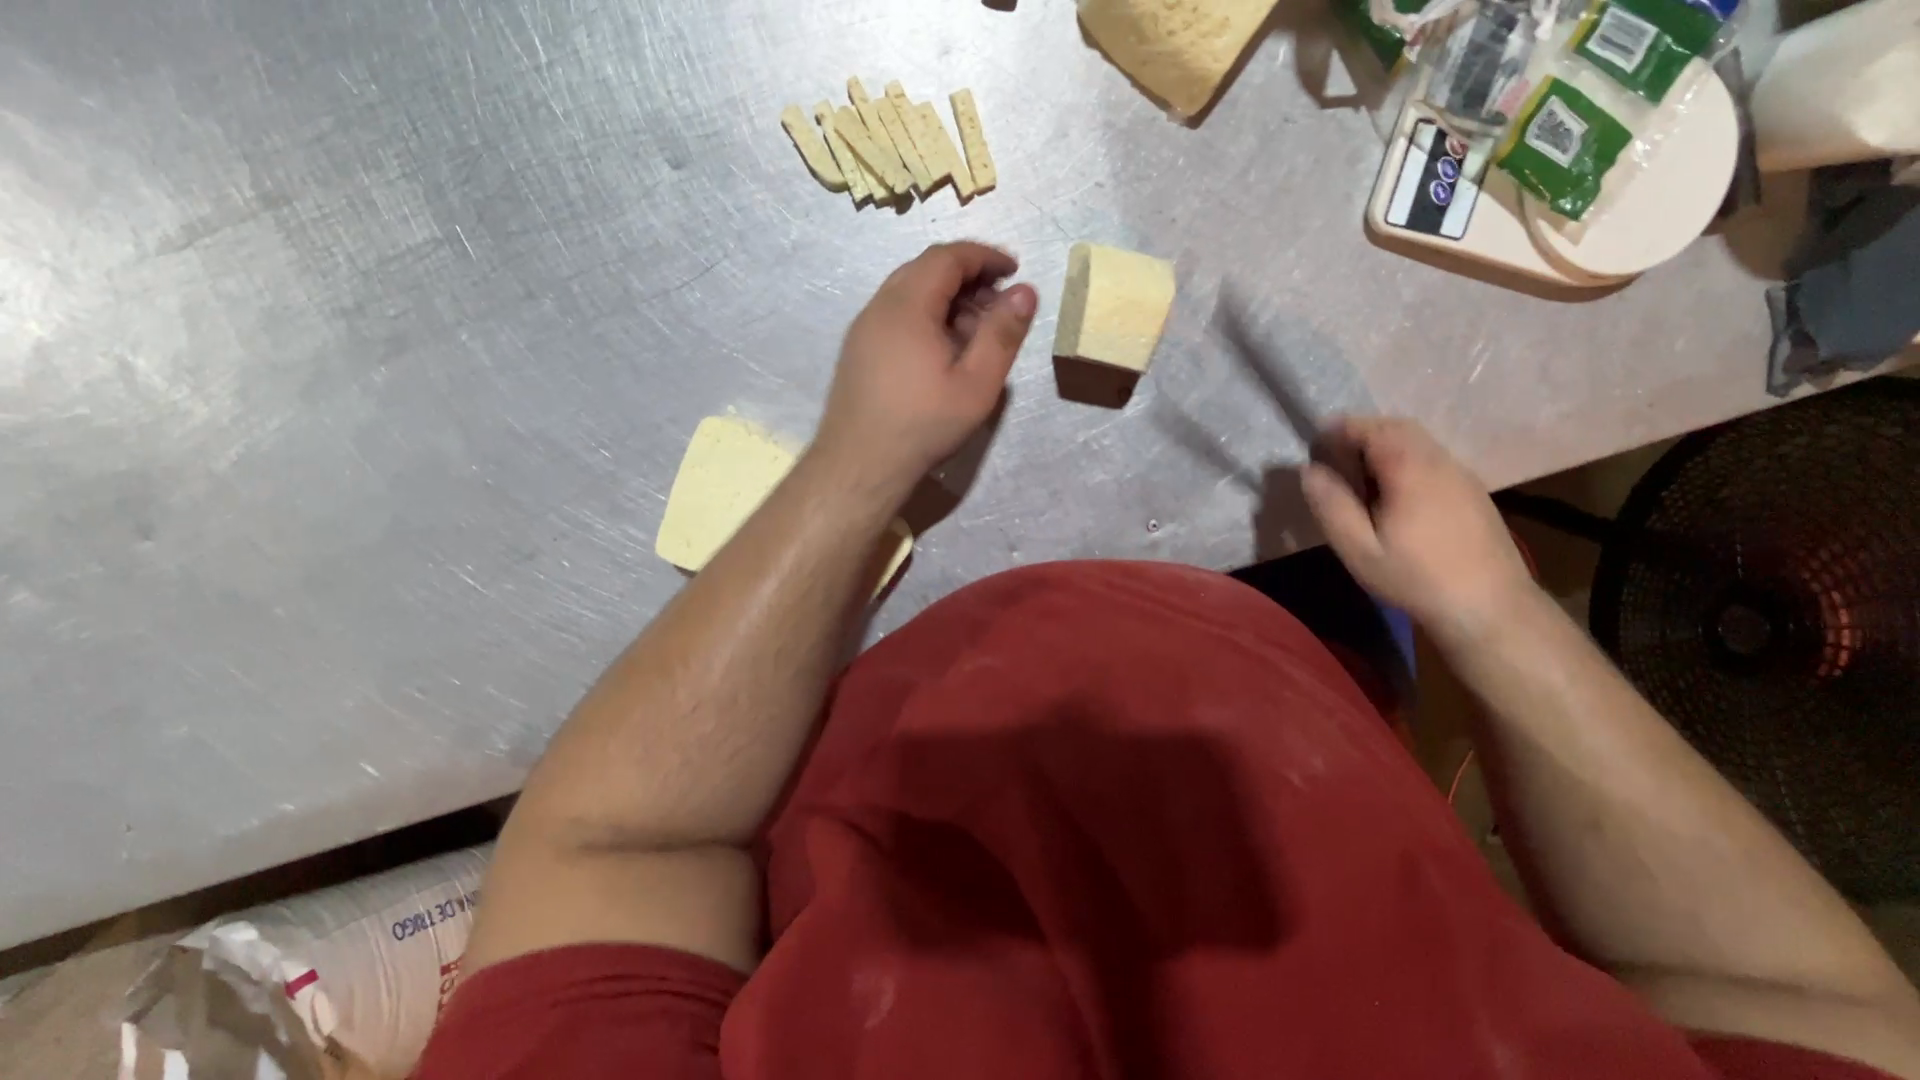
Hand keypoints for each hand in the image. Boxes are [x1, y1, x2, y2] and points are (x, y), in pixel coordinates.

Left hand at [811, 242, 1036, 498]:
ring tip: (977, 331)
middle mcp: (879, 306)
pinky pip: (895, 315)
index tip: (1014, 270)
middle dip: (967, 276)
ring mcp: (863, 328)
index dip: (985, 256)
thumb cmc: (923, 425)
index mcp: (907, 305)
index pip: (947, 257)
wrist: (859, 464)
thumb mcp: (976, 383)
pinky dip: (926, 316)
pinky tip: (943, 351)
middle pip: (926, 269)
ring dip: (946, 299)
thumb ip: (1002, 334)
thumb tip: (1026, 291)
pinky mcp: (858, 350)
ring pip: (909, 293)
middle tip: (1000, 302)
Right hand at [1299, 416, 1538, 643]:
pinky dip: (1407, 460)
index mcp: (1410, 468)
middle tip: (1336, 453)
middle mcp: (1440, 461)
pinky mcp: (1473, 493)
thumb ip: (1332, 505)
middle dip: (1364, 432)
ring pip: (1420, 443)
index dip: (1341, 429)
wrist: (1490, 607)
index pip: (1372, 429)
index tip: (1316, 440)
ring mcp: (1462, 475)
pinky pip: (1434, 460)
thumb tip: (1309, 470)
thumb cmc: (1417, 578)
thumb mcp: (1359, 549)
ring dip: (1387, 446)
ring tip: (1361, 474)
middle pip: (1399, 428)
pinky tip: (1396, 493)